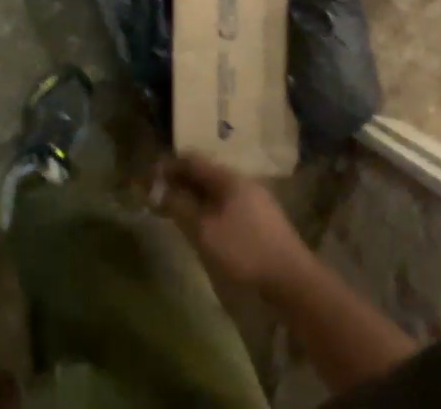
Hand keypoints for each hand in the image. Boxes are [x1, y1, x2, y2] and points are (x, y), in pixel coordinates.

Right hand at [157, 153, 310, 294]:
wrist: (292, 280)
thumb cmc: (245, 250)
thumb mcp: (204, 230)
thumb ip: (179, 207)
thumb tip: (159, 192)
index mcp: (229, 178)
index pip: (191, 159)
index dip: (167, 165)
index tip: (148, 178)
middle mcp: (242, 182)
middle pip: (203, 173)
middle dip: (178, 181)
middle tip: (156, 196)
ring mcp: (254, 201)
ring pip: (215, 191)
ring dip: (192, 197)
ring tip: (173, 211)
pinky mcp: (259, 221)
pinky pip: (225, 205)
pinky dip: (206, 209)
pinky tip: (199, 224)